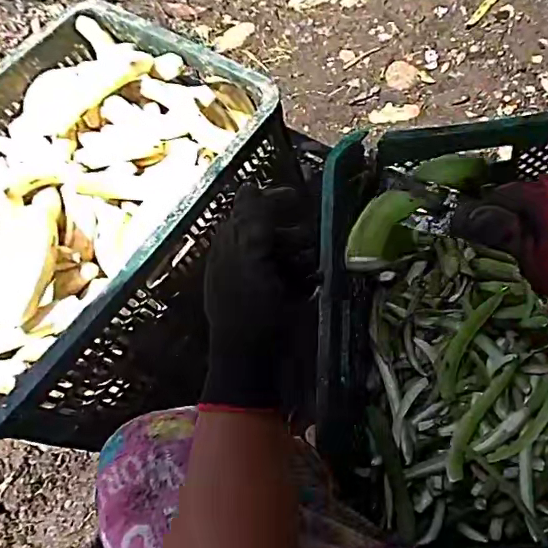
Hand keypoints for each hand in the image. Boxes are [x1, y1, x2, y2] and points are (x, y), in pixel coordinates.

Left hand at [200, 181, 316, 409]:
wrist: (255, 362)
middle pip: (277, 233)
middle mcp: (247, 260)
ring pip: (293, 255)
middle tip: (310, 246)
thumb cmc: (247, 309)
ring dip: (307, 257)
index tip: (298, 200)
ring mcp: (265, 283)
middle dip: (296, 236)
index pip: (251, 211)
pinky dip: (310, 278)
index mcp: (231, 247)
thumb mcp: (246, 258)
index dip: (273, 202)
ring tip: (314, 270)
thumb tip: (252, 186)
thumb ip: (250, 222)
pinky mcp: (282, 301)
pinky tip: (315, 285)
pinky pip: (300, 278)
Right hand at [454, 176, 547, 373]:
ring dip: (542, 206)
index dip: (491, 203)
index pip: (508, 192)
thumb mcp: (529, 260)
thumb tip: (472, 216)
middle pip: (533, 189)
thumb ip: (504, 233)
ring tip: (534, 226)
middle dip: (517, 202)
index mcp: (544, 199)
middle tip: (506, 221)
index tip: (482, 214)